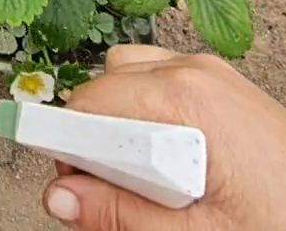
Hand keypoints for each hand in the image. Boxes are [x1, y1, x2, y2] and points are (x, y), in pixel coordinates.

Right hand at [43, 46, 285, 230]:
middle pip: (105, 87)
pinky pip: (160, 83)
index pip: (91, 105)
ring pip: (129, 78)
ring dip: (120, 124)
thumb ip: (122, 214)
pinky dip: (149, 117)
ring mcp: (214, 74)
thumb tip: (57, 198)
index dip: (66, 147)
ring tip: (147, 183)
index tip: (64, 188)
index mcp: (187, 100)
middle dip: (94, 141)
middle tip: (113, 199)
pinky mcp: (228, 87)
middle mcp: (195, 71)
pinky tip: (172, 166)